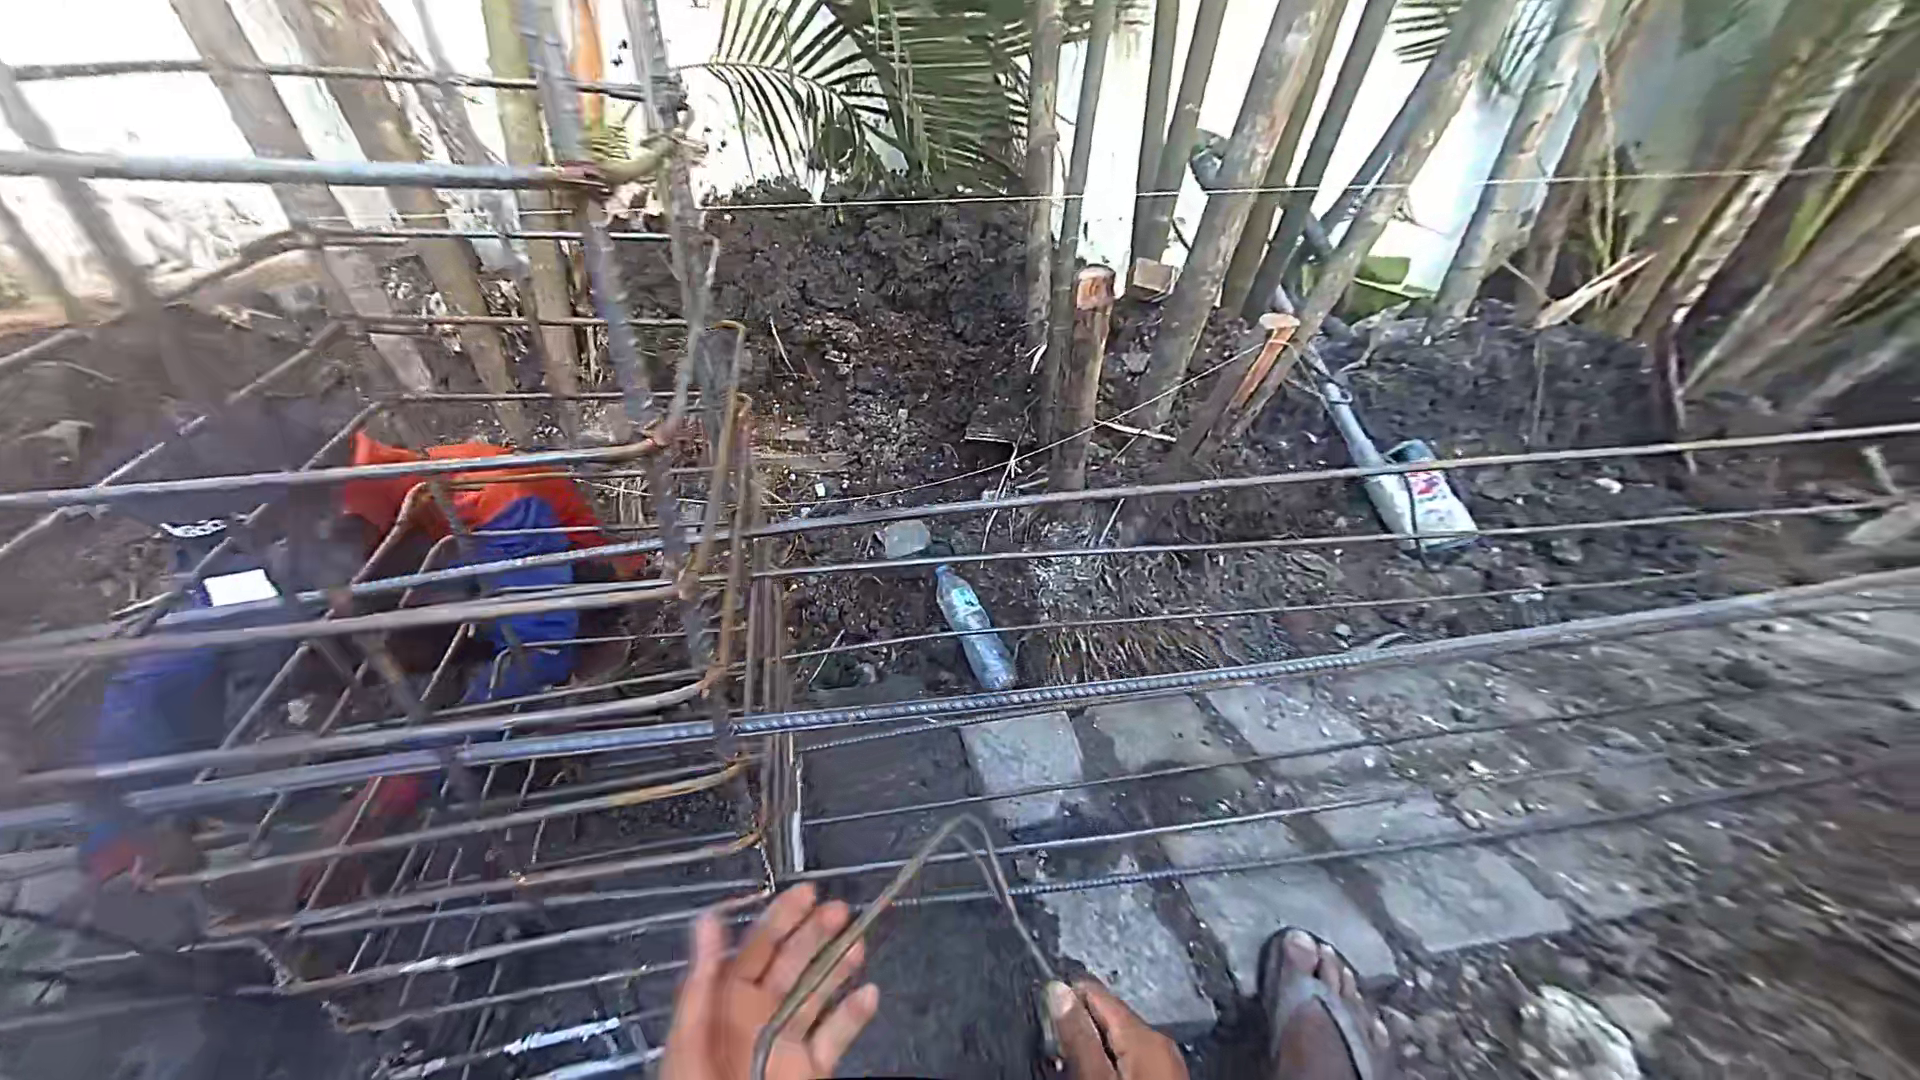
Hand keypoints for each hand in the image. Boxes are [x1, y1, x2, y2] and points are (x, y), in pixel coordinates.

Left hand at [663, 884, 879, 1079]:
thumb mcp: (690, 1048)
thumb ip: (700, 986)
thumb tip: (707, 919)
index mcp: (726, 1005)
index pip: (757, 949)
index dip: (782, 917)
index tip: (808, 892)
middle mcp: (759, 1016)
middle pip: (793, 963)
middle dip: (816, 933)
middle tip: (841, 911)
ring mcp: (787, 1045)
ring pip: (819, 992)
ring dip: (839, 965)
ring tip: (859, 944)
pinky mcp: (811, 1071)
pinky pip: (836, 1037)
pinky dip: (855, 1015)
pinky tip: (870, 994)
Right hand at [1048, 977, 1189, 1079]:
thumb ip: (1078, 1038)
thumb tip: (1059, 990)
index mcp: (1145, 1035)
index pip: (1096, 993)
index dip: (1067, 1001)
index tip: (1045, 1023)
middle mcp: (1158, 1042)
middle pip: (1107, 1018)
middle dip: (1079, 1032)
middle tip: (1057, 1057)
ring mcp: (1165, 1067)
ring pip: (1116, 1043)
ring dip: (1092, 1054)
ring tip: (1071, 1072)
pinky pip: (1130, 1062)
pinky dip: (1110, 1069)